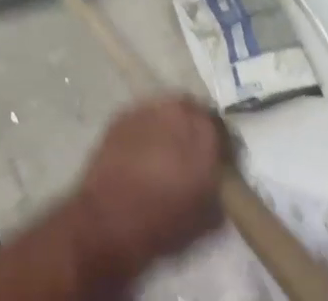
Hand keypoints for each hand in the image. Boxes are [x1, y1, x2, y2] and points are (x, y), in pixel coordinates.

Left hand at [73, 96, 228, 270]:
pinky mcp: (120, 116)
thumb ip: (218, 183)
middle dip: (193, 123)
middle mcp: (176, 114)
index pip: (219, 126)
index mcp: (204, 137)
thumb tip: (216, 172)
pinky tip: (141, 146)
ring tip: (164, 145)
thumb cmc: (163, 222)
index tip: (215, 156)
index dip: (218, 141)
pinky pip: (141, 114)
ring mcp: (145, 111)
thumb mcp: (208, 215)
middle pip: (191, 108)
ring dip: (168, 120)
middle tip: (189, 147)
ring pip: (164, 106)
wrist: (108, 218)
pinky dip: (146, 125)